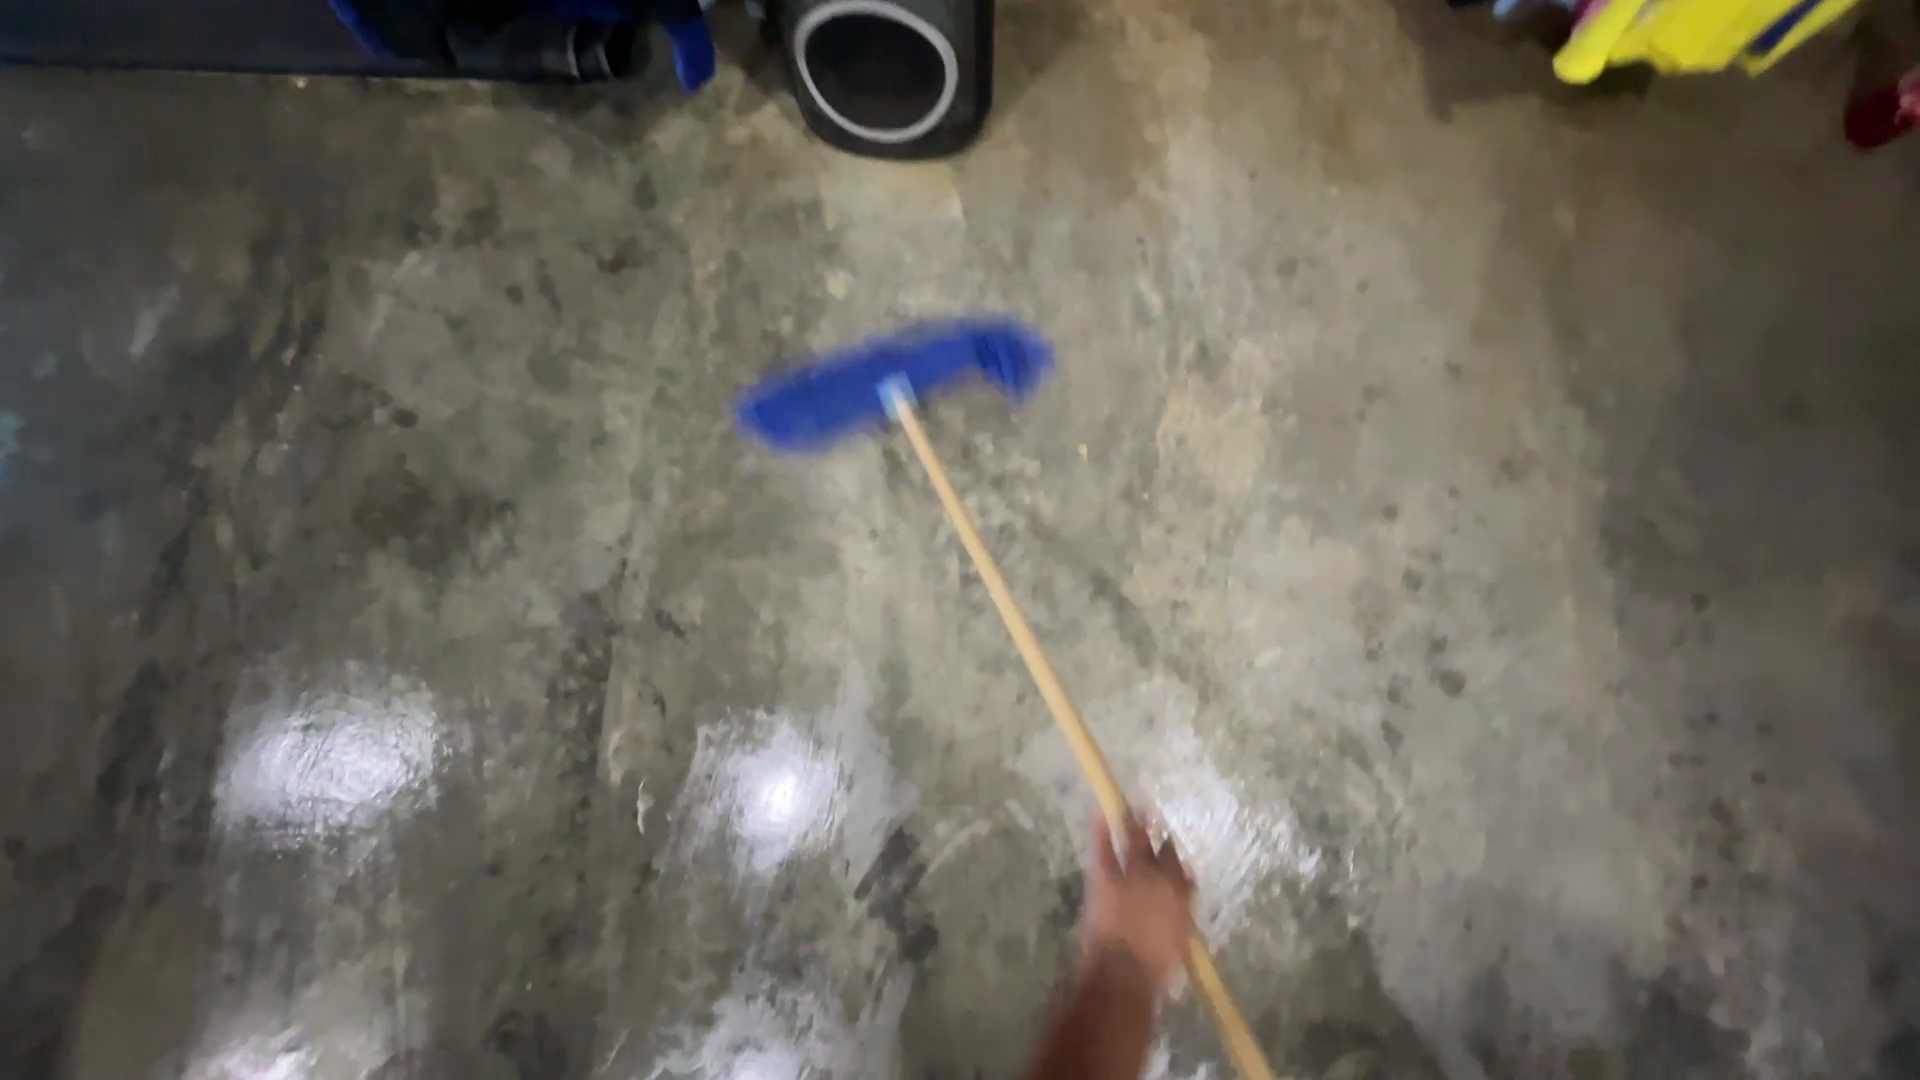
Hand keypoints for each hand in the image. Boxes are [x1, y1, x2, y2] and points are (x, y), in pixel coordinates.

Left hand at [1079, 809, 1195, 994]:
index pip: (1183, 874)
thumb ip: (1178, 923)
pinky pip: (1104, 846)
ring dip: (1137, 823)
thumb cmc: (1153, 970)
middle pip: (1164, 853)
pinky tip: (1100, 812)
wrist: (1124, 972)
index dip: (1176, 861)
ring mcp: (1133, 874)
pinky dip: (1101, 829)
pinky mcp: (1107, 876)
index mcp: (1182, 901)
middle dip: (1161, 835)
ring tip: (1136, 805)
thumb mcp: (1177, 947)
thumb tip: (1176, 910)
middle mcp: (1162, 881)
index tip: (1172, 852)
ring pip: (1136, 842)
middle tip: (1159, 817)